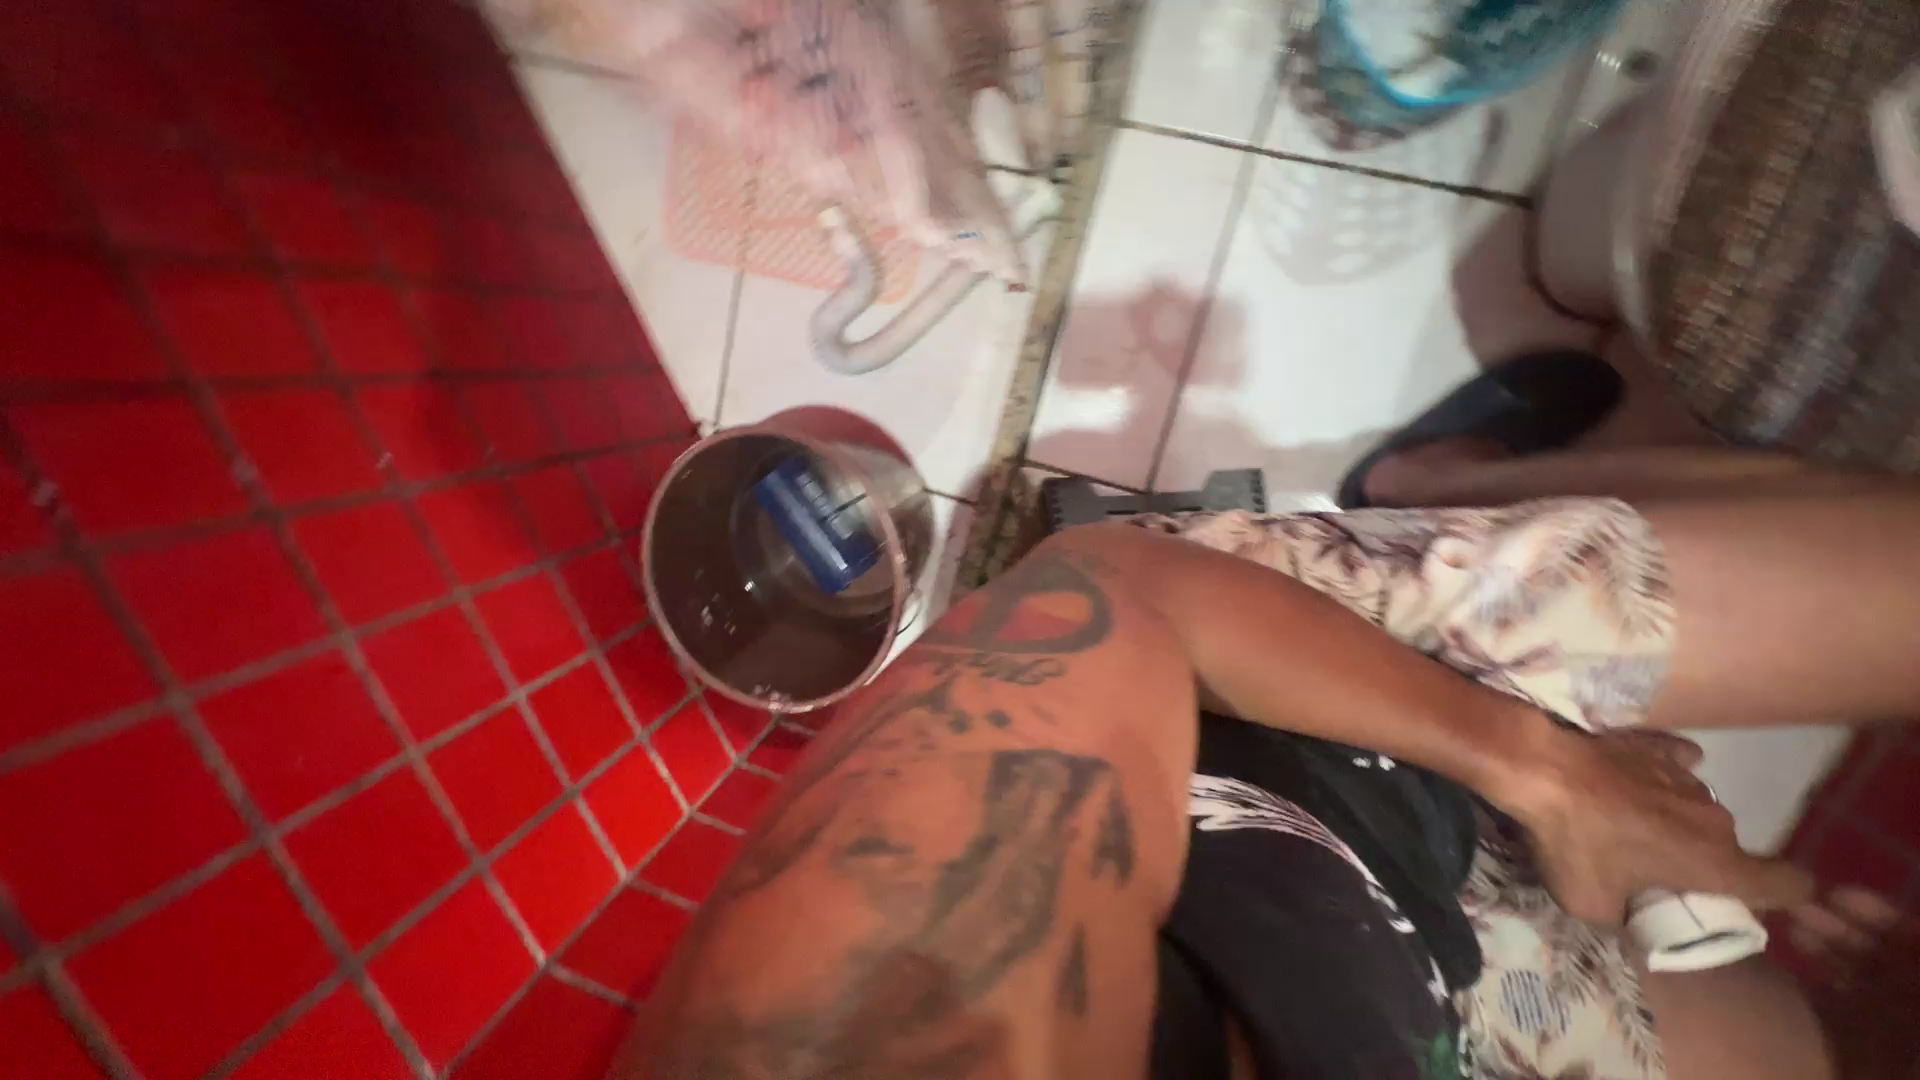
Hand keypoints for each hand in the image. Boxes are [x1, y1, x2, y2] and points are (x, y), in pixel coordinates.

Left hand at [1505, 728, 1814, 924]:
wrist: (1539, 769)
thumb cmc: (1572, 842)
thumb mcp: (1589, 904)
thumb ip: (1623, 920)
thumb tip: (1625, 920)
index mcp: (1719, 865)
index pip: (1790, 885)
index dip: (1778, 894)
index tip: (1742, 896)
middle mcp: (1715, 820)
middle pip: (1725, 846)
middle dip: (1696, 856)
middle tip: (1647, 861)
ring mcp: (1686, 778)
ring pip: (1694, 806)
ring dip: (1671, 815)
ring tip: (1622, 817)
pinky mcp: (1653, 744)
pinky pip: (1675, 760)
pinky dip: (1661, 770)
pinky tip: (1633, 773)